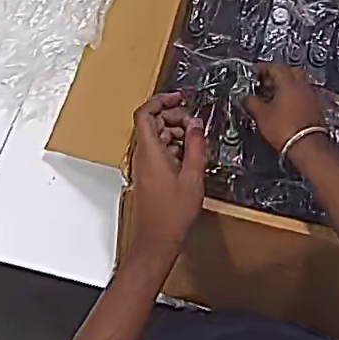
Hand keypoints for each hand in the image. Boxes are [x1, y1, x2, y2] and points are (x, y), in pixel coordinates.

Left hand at [127, 91, 204, 261]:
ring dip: (176, 130)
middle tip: (194, 124)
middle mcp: (142, 155)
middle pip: (153, 121)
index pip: (145, 113)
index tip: (180, 98)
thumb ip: (195, 145)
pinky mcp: (149, 173)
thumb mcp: (192, 175)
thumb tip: (196, 123)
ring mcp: (144, 164)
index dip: (161, 100)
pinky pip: (159, 148)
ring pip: (157, 134)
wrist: (157, 241)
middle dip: (174, 116)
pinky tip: (189, 155)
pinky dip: (174, 144)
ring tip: (195, 140)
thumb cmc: (172, 214)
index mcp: (149, 152)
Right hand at [243, 64, 326, 155]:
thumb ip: (252, 103)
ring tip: (274, 94)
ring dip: (286, 84)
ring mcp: (311, 95)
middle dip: (277, 74)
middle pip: (290, 71)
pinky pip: (303, 93)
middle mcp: (302, 85)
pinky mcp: (316, 106)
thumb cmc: (284, 129)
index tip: (257, 72)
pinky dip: (294, 94)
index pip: (276, 67)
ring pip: (298, 82)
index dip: (265, 68)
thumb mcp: (262, 115)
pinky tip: (286, 105)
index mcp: (289, 83)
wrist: (307, 146)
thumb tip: (246, 98)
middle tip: (266, 82)